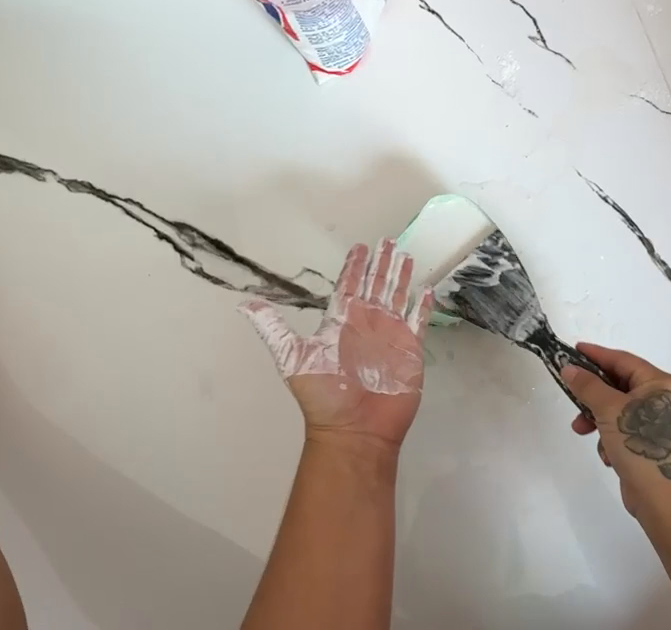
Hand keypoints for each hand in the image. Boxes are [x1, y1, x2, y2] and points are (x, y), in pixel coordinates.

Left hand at [241, 240, 432, 451]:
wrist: (356, 430)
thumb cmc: (325, 394)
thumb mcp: (292, 357)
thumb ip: (273, 328)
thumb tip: (244, 304)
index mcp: (341, 321)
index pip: (349, 285)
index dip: (355, 266)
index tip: (361, 247)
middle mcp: (366, 322)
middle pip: (375, 284)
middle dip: (381, 263)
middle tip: (388, 240)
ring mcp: (390, 334)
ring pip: (397, 295)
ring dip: (401, 276)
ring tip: (407, 254)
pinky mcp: (411, 348)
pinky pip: (419, 321)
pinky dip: (423, 305)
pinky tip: (426, 289)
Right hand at [562, 343, 670, 526]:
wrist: (660, 498)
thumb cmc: (639, 445)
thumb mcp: (609, 410)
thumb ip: (587, 386)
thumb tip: (568, 368)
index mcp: (659, 384)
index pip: (622, 360)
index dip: (596, 355)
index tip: (573, 350)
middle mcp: (660, 398)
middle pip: (617, 383)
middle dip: (593, 393)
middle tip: (571, 392)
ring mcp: (654, 421)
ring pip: (615, 407)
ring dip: (596, 417)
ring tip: (581, 429)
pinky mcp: (647, 441)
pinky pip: (620, 426)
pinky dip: (608, 435)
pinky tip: (605, 452)